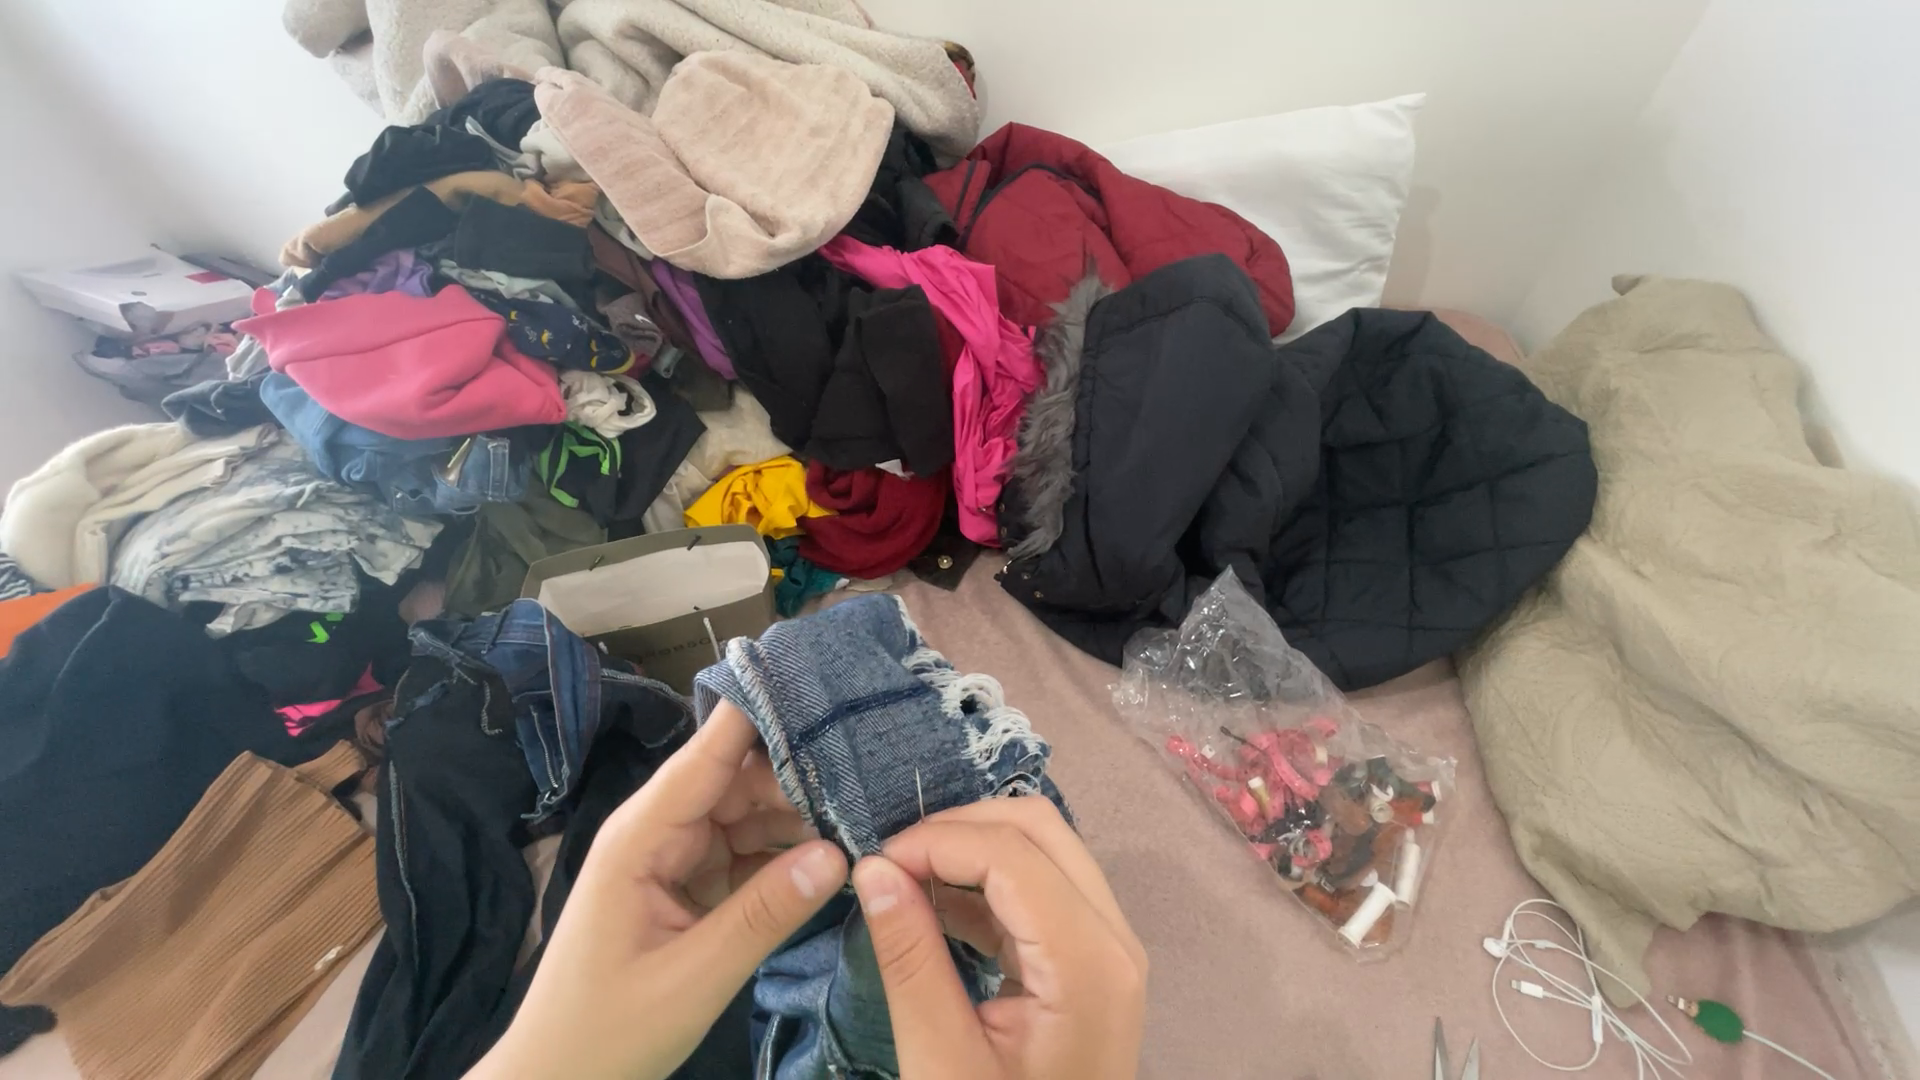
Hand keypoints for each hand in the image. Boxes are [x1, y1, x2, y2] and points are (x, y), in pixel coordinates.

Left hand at [467, 702, 848, 1079]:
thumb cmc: (605, 1033)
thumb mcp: (691, 979)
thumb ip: (765, 914)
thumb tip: (839, 854)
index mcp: (643, 834)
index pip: (708, 753)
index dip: (759, 712)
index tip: (817, 680)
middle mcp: (664, 828)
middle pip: (741, 778)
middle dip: (800, 773)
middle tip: (871, 768)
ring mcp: (682, 853)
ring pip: (753, 811)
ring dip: (802, 812)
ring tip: (867, 804)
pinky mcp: (698, 880)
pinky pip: (752, 848)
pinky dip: (791, 849)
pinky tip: (837, 847)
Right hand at [851, 798, 1148, 1078]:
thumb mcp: (942, 1063)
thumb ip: (910, 957)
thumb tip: (873, 868)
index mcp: (1088, 963)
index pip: (1011, 854)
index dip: (937, 841)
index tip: (876, 862)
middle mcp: (1113, 934)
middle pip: (1038, 828)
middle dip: (959, 827)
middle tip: (895, 861)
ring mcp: (1108, 941)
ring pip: (1042, 845)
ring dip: (973, 845)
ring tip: (908, 876)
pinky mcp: (1090, 952)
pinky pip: (1040, 881)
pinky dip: (986, 877)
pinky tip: (938, 902)